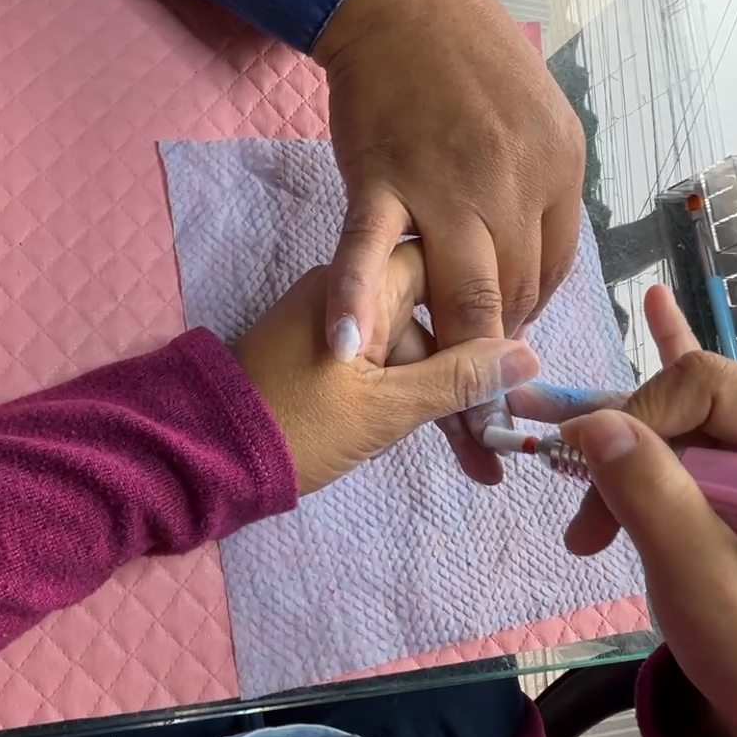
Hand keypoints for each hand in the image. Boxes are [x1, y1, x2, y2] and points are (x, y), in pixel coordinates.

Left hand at [234, 242, 538, 495]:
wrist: (208, 456)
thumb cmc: (297, 426)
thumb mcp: (384, 408)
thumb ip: (458, 380)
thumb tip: (528, 357)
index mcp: (360, 287)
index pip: (444, 272)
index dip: (486, 313)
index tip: (519, 365)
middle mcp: (349, 295)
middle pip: (432, 325)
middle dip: (468, 384)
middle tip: (501, 438)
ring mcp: (335, 328)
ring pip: (409, 357)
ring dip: (442, 406)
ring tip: (478, 464)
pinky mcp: (324, 359)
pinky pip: (381, 371)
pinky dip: (406, 405)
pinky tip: (437, 445)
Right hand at [313, 0, 585, 480]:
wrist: (402, 7)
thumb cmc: (471, 62)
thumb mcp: (540, 118)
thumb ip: (542, 193)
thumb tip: (525, 265)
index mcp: (559, 168)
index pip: (551, 271)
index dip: (527, 317)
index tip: (501, 341)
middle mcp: (514, 184)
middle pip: (512, 294)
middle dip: (494, 354)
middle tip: (475, 399)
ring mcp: (446, 184)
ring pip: (459, 289)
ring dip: (446, 352)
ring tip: (431, 400)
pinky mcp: (381, 181)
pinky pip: (369, 250)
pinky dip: (354, 299)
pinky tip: (343, 348)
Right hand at [510, 286, 736, 736]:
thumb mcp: (700, 584)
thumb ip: (651, 497)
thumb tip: (589, 422)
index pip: (706, 385)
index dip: (635, 420)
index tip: (589, 484)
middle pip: (684, 399)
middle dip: (621, 452)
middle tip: (584, 519)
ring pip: (672, 415)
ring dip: (616, 453)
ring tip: (574, 495)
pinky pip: (700, 406)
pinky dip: (664, 369)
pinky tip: (655, 306)